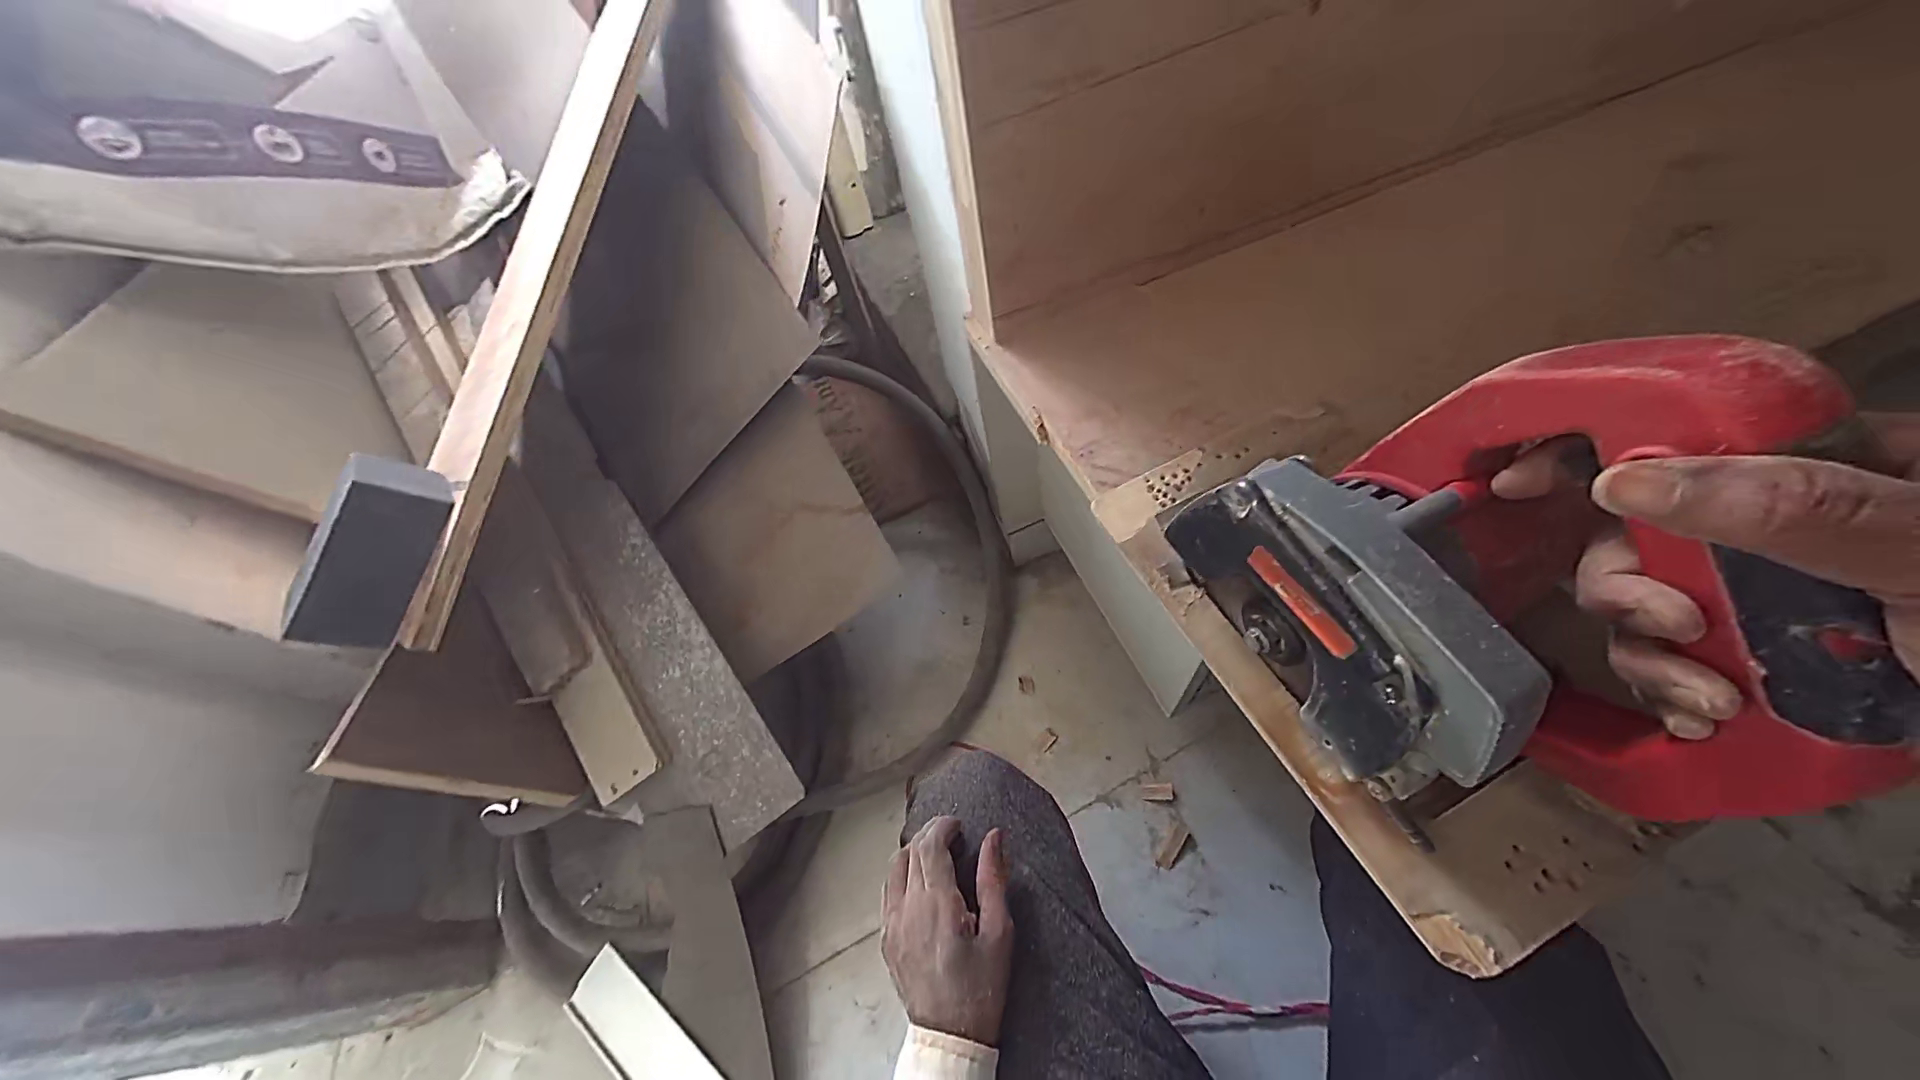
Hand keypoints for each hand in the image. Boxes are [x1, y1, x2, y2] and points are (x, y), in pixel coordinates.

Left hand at [882, 817, 1013, 1045]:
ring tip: (936, 854)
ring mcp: (892, 924)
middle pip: (911, 851)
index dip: (943, 826)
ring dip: (914, 851)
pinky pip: (888, 891)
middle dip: (931, 833)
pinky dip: (902, 874)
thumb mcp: (999, 933)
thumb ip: (994, 879)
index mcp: (937, 904)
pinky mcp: (885, 938)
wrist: (950, 1035)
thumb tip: (994, 838)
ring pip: (895, 867)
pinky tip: (920, 882)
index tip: (958, 824)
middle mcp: (908, 909)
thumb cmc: (981, 987)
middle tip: (952, 833)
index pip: (929, 845)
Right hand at [1492, 414, 1919, 738]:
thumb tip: (1623, 481)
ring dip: (1651, 656)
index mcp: (1818, 470)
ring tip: (1709, 701)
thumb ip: (1798, 508)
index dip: (1585, 452)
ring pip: (1642, 607)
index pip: (1675, 440)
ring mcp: (1764, 595)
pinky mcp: (1764, 656)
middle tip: (1673, 625)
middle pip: (1634, 536)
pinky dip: (1674, 693)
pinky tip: (1706, 718)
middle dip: (1627, 587)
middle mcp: (1771, 527)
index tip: (1521, 483)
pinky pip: (1674, 664)